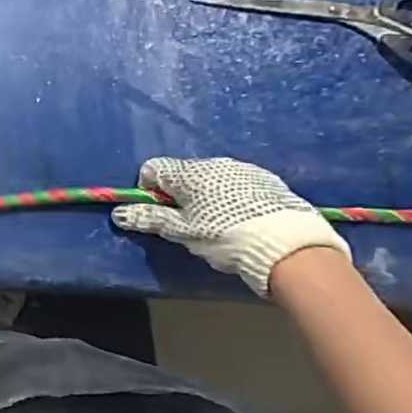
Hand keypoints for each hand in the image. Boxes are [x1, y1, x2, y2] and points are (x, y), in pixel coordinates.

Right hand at [110, 156, 348, 295]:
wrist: (292, 248)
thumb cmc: (225, 236)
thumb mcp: (181, 231)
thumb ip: (149, 218)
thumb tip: (119, 213)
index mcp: (190, 173)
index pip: (153, 169)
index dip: (149, 191)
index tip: (159, 212)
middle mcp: (216, 164)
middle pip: (182, 174)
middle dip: (178, 194)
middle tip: (187, 222)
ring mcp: (246, 171)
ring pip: (210, 179)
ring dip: (205, 196)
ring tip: (217, 223)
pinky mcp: (270, 182)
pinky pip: (236, 185)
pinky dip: (230, 198)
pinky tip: (241, 219)